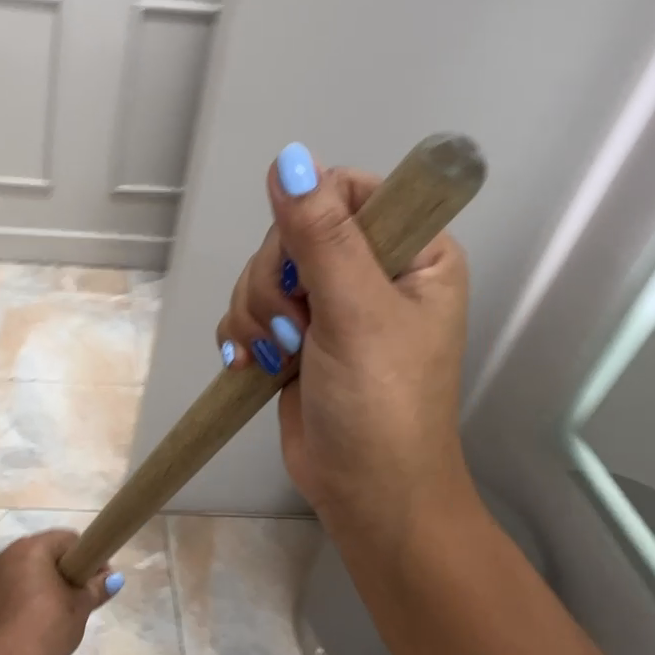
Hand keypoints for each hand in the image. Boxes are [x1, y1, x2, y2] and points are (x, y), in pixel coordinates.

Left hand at [0, 530, 119, 654]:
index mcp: (32, 548)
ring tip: (65, 611)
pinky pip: (16, 586)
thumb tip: (113, 578)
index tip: (100, 580)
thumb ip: (97, 588)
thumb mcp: (79, 607)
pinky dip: (31, 595)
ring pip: (31, 570)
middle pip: (48, 553)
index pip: (68, 540)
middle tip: (85, 596)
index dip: (88, 557)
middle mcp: (9, 554)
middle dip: (68, 570)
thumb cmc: (46, 628)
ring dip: (49, 583)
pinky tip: (41, 621)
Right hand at [213, 143, 472, 532]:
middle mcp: (371, 270)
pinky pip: (248, 309)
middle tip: (297, 331)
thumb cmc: (381, 405)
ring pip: (262, 273)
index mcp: (411, 250)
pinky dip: (243, 335)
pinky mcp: (294, 337)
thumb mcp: (355, 313)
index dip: (310, 221)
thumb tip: (287, 160)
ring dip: (257, 315)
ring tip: (280, 358)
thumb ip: (320, 236)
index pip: (345, 191)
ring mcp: (330, 305)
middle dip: (277, 284)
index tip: (307, 271)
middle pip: (291, 233)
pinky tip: (254, 365)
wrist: (366, 495)